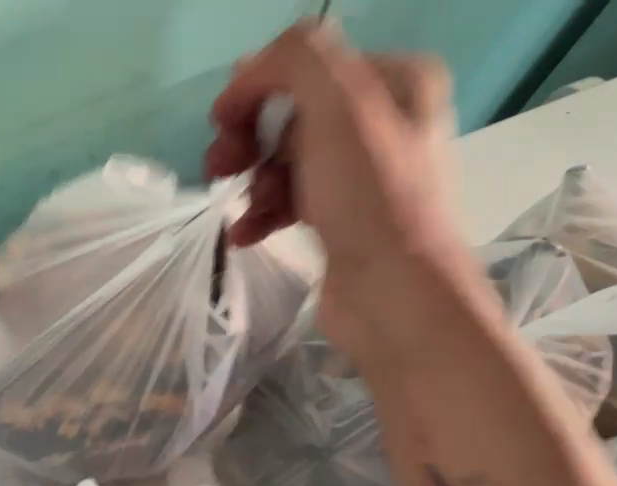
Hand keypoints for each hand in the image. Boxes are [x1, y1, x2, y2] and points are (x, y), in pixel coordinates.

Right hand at [208, 21, 476, 352]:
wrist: (393, 293)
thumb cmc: (370, 197)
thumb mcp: (338, 107)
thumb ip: (296, 61)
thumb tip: (249, 68)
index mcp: (395, 81)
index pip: (307, 64)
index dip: (257, 88)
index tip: (220, 122)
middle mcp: (385, 121)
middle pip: (292, 114)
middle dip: (249, 139)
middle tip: (220, 166)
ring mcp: (364, 175)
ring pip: (286, 161)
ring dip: (252, 182)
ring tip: (239, 209)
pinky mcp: (344, 220)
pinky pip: (290, 201)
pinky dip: (262, 214)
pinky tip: (244, 234)